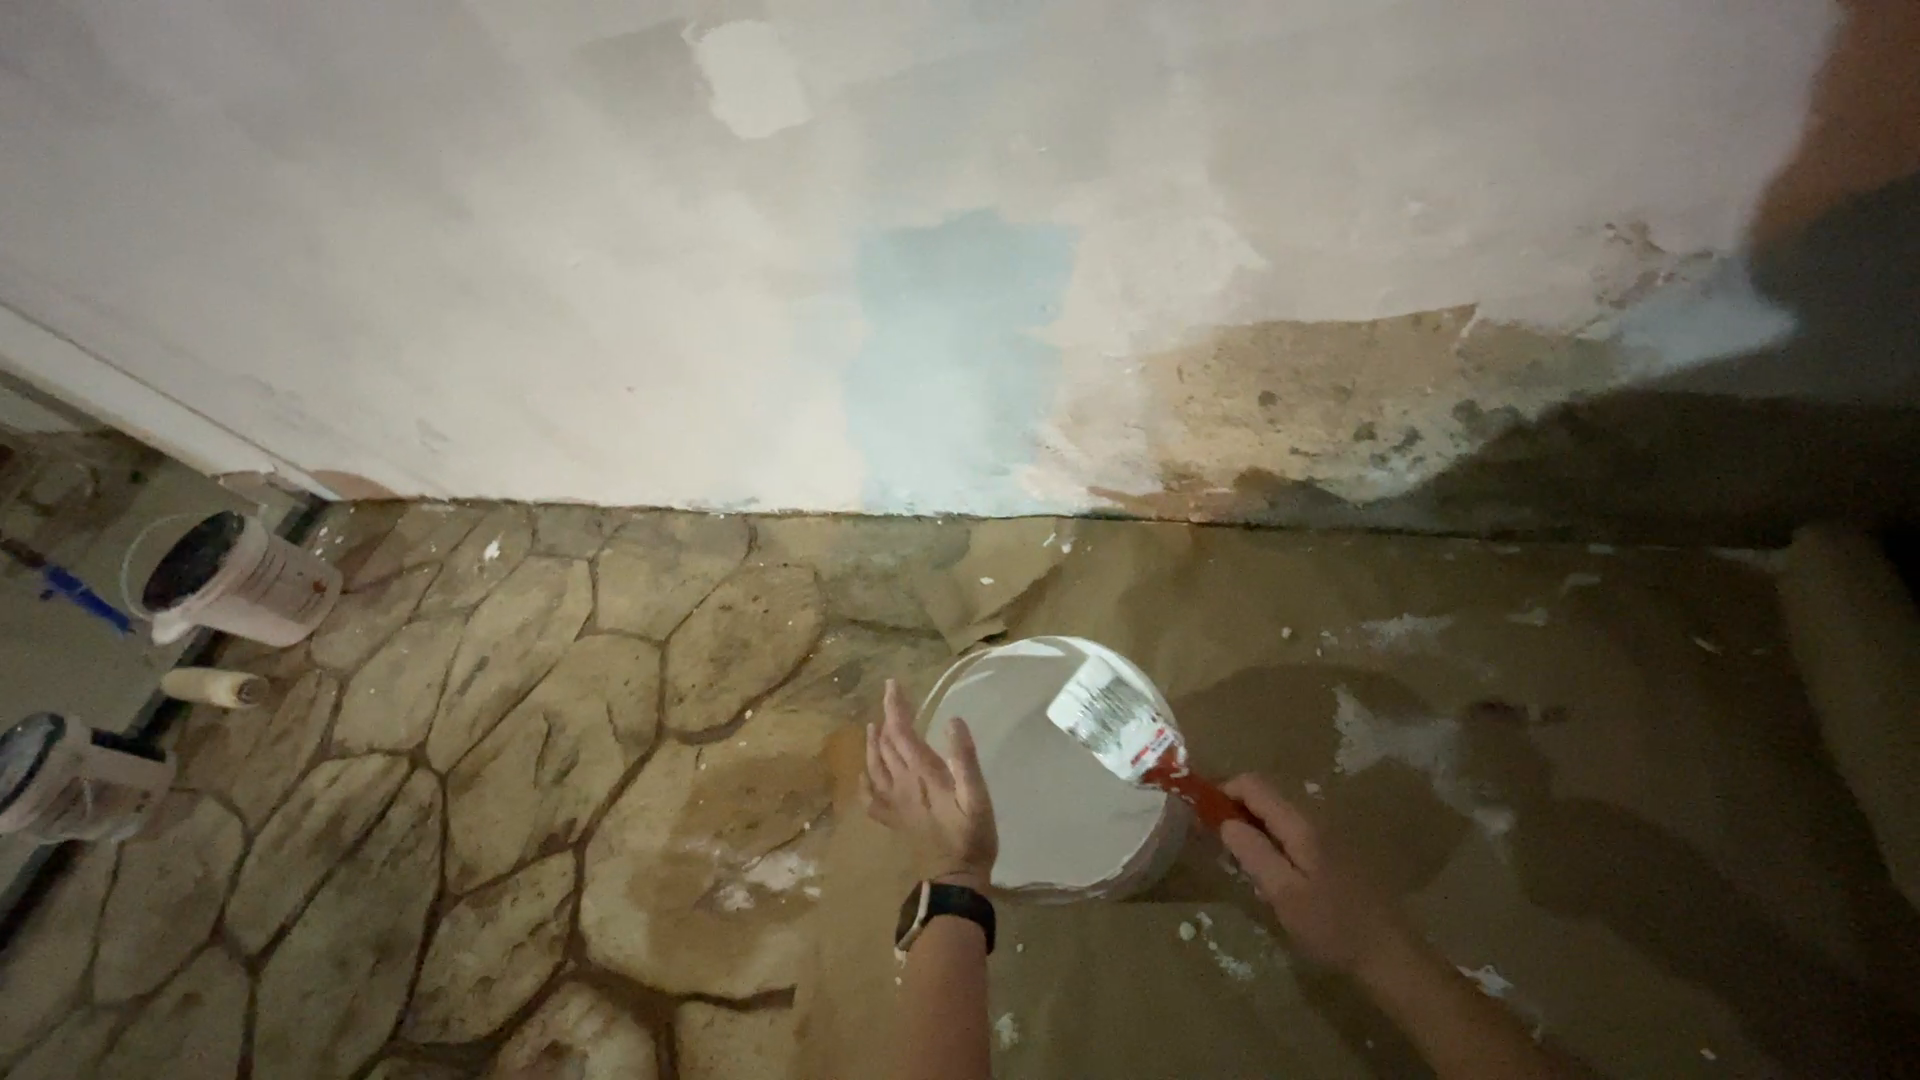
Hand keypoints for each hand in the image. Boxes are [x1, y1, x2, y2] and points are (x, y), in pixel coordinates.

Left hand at [865, 679, 998, 886]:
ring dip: (872, 743)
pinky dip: (864, 781)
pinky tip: (865, 775)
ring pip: (874, 766)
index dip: (896, 707)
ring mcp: (894, 803)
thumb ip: (964, 758)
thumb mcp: (977, 796)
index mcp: (922, 774)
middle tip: (891, 696)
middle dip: (887, 716)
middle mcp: (902, 784)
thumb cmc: (972, 835)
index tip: (893, 684)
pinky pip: (871, 798)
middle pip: (887, 744)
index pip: (903, 732)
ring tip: (873, 726)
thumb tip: (952, 721)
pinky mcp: (894, 820)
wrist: (955, 878)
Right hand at [1220, 774, 1413, 974]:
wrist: (1391, 958)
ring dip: (1251, 828)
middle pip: (1264, 795)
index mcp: (1300, 824)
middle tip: (1216, 845)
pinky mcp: (1334, 852)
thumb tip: (1223, 820)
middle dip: (1234, 810)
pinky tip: (1270, 874)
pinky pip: (1291, 832)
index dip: (1221, 792)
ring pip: (1276, 814)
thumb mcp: (1283, 893)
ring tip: (1240, 863)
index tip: (1201, 818)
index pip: (1251, 783)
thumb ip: (1252, 851)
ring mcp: (1327, 834)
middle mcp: (1314, 818)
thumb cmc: (1333, 927)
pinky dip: (1270, 841)